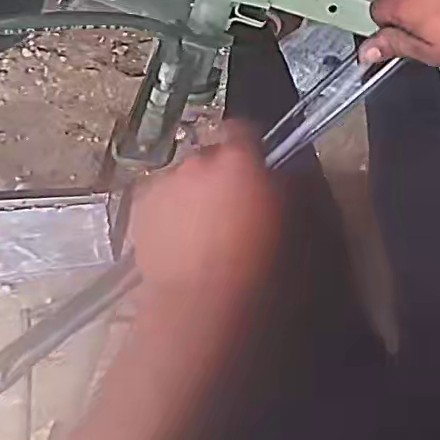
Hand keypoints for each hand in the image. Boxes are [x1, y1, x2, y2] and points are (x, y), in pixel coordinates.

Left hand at [128, 122, 278, 316]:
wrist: (205, 311)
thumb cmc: (265, 267)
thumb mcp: (302, 221)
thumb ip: (296, 183)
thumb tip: (289, 168)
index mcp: (239, 156)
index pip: (245, 127)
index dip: (254, 146)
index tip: (263, 169)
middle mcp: (196, 161)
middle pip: (212, 154)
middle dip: (224, 173)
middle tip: (238, 208)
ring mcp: (162, 187)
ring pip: (184, 179)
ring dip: (196, 193)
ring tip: (207, 231)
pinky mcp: (137, 214)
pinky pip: (162, 203)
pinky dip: (172, 214)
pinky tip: (183, 244)